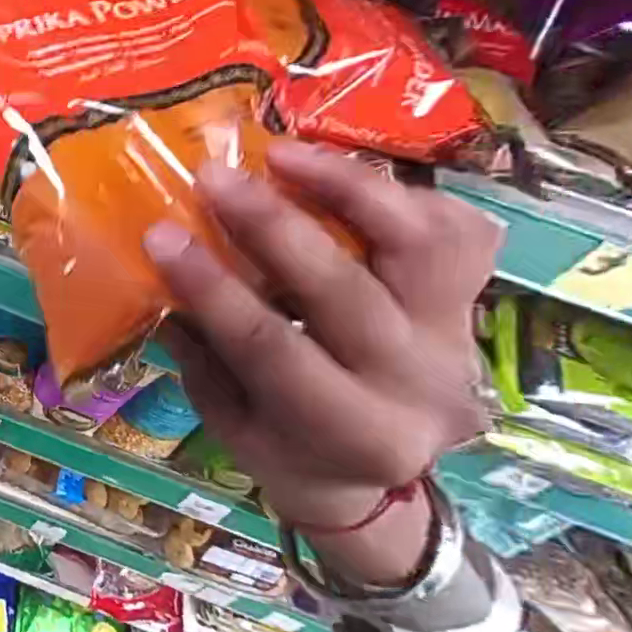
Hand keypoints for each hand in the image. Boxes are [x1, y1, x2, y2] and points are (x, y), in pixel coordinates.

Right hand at [144, 141, 499, 583]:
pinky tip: (345, 180)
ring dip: (348, 187)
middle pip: (343, 289)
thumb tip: (166, 274)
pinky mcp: (471, 305)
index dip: (212, 287)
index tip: (159, 236)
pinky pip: (457, 232)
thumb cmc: (288, 455)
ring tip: (285, 154)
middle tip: (214, 177)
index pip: (270, 347)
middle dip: (269, 224)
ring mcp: (455, 338)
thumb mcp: (232, 423)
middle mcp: (414, 384)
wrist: (378, 478)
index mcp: (348, 432)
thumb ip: (204, 353)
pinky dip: (403, 196)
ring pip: (423, 244)